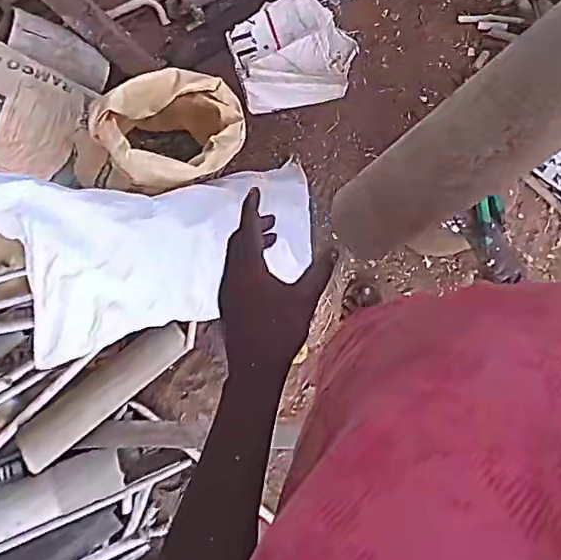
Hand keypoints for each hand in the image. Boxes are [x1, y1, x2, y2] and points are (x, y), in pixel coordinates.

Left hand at [220, 188, 336, 377]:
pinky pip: (234, 269)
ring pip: (235, 255)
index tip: (255, 192)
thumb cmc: (280, 331)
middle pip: (239, 240)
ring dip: (251, 243)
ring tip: (273, 240)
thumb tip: (333, 249)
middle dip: (254, 225)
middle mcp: (232, 274)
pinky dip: (247, 259)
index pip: (248, 228)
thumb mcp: (305, 298)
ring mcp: (227, 289)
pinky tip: (264, 270)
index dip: (252, 208)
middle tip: (272, 221)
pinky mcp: (227, 302)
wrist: (254, 367)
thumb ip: (319, 271)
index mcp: (248, 268)